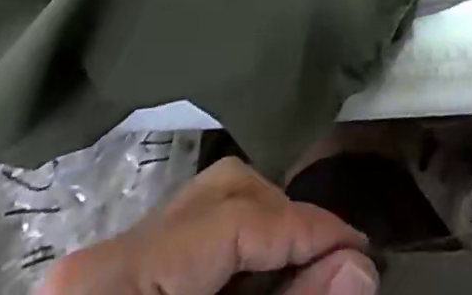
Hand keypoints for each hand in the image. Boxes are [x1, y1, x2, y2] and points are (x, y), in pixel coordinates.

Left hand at [39, 157, 377, 294]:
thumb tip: (361, 266)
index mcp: (121, 275)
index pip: (236, 220)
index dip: (307, 229)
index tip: (362, 248)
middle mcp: (109, 252)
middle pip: (224, 191)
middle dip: (286, 219)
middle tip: (332, 260)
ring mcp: (112, 261)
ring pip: (211, 204)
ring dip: (266, 229)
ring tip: (303, 269)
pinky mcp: (119, 274)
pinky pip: (193, 237)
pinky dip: (238, 251)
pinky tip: (263, 280)